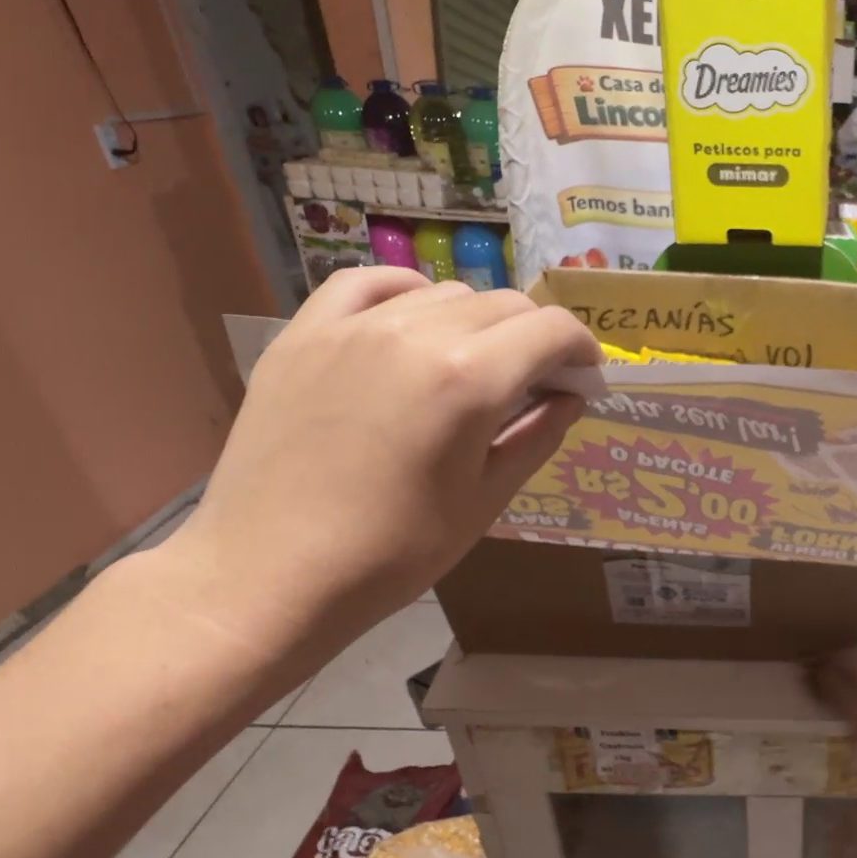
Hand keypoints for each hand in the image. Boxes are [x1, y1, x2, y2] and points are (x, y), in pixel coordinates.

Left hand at [165, 269, 599, 656]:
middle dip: (537, 337)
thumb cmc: (396, 551)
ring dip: (479, 320)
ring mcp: (353, 327)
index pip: (552, 329)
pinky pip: (367, 284)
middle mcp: (416, 333)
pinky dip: (406, 294)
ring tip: (474, 364)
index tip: (584, 380)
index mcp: (470, 379)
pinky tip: (414, 322)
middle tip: (537, 382)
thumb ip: (537, 436)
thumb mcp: (487, 499)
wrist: (272, 573)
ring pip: (444, 293)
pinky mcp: (304, 334)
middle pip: (504, 304)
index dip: (583, 349)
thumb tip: (571, 397)